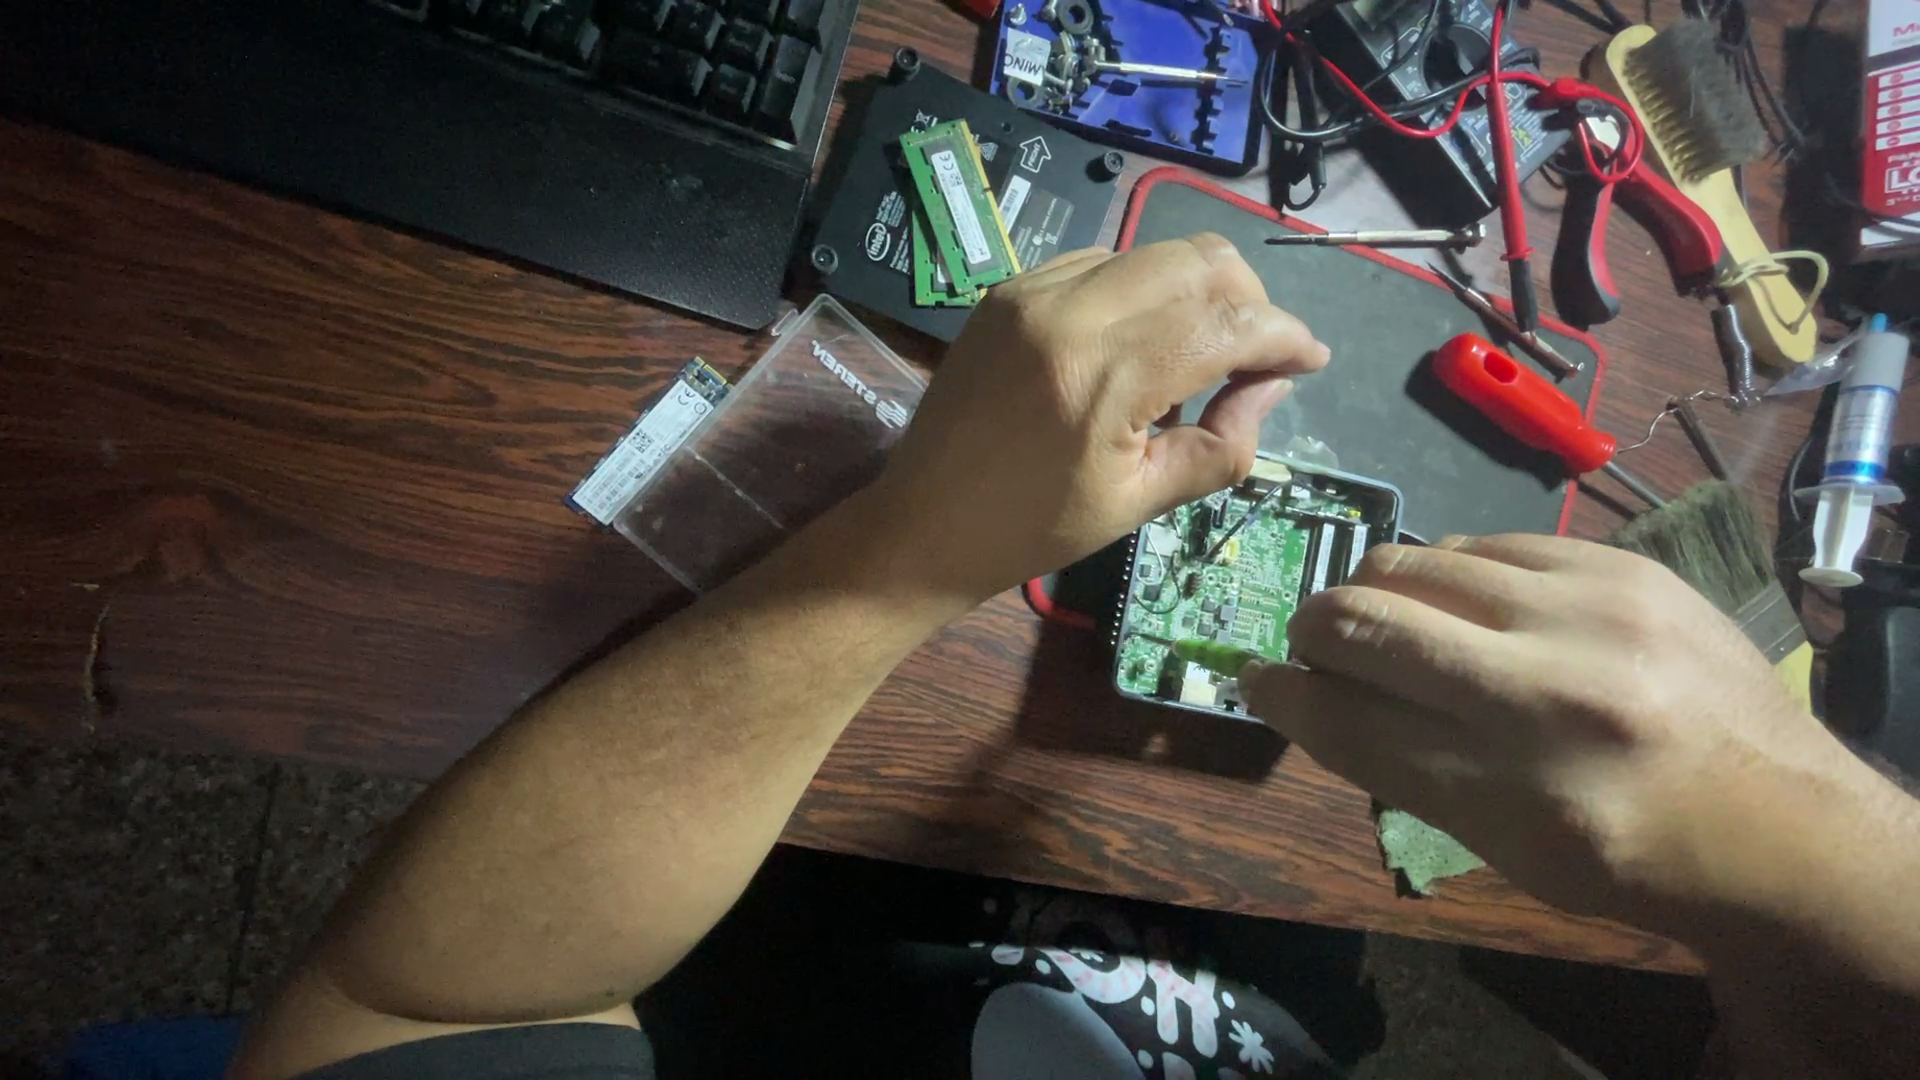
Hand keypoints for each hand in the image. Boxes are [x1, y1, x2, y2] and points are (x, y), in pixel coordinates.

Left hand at [870, 234, 1328, 602]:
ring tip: (1189, 358)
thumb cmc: (1031, 529)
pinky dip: (1139, 291)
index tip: (1309, 360)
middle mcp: (1068, 311)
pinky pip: (1100, 264)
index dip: (1285, 337)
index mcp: (1104, 376)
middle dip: (1246, 302)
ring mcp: (1030, 291)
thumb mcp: (1138, 503)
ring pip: (1151, 253)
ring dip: (1194, 292)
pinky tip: (1134, 343)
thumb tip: (1270, 386)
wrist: (925, 523)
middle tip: (1251, 356)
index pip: (1227, 323)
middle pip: (1199, 260)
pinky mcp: (1006, 290)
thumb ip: (1221, 445)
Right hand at [1242, 534, 1880, 940]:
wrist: (1790, 830)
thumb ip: (1380, 755)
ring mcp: (1592, 614)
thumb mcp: (1486, 838)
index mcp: (1509, 790)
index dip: (1278, 692)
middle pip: (1356, 622)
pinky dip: (1443, 576)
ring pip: (1400, 563)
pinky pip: (1472, 544)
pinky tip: (1470, 607)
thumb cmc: (1613, 852)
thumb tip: (1291, 681)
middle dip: (1311, 631)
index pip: (1338, 718)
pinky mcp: (1620, 565)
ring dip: (1372, 596)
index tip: (1260, 677)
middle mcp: (1548, 695)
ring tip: (1401, 624)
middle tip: (1323, 647)